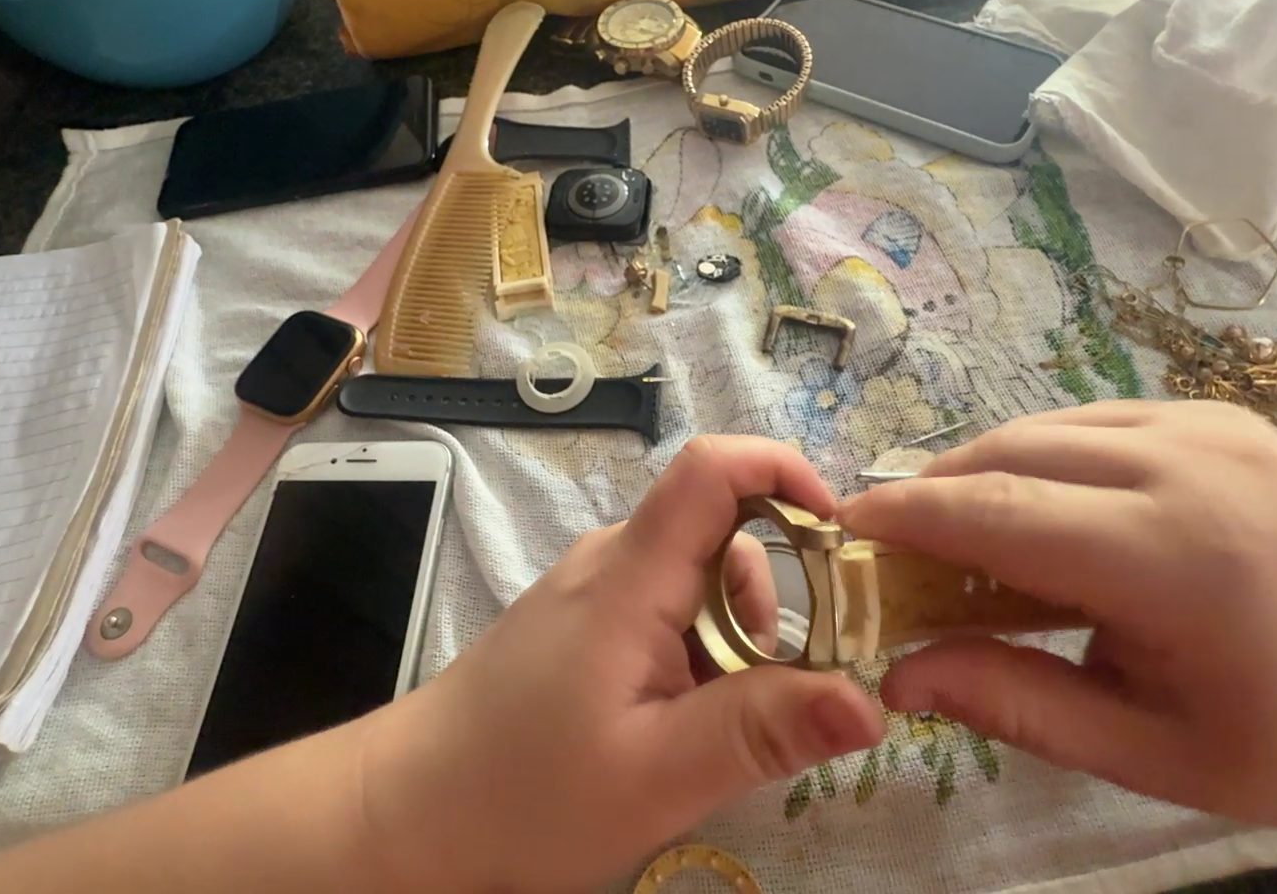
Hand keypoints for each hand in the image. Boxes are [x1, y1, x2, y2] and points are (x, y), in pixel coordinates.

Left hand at [360, 437, 884, 892]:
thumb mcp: (657, 775)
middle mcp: (613, 559)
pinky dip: (699, 647)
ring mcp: (594, 587)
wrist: (407, 809)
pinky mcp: (584, 617)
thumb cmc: (522, 793)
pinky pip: (665, 604)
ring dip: (735, 635)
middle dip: (774, 597)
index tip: (837, 536)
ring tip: (717, 720)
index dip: (783, 472)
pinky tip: (678, 714)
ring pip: (697, 575)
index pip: (711, 468)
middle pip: (720, 530)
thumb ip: (762, 731)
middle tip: (783, 687)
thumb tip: (869, 704)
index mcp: (630, 574)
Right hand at [840, 400, 1276, 850]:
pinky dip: (1037, 459)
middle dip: (932, 492)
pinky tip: (1040, 509)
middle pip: (1006, 452)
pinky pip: (1086, 421)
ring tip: (960, 532)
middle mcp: (1188, 463)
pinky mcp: (1216, 414)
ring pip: (1039, 426)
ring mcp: (1207, 424)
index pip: (995, 510)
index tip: (841, 525)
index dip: (904, 513)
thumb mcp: (1154, 753)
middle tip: (895, 545)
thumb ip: (1013, 703)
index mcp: (1177, 557)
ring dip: (981, 474)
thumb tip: (897, 675)